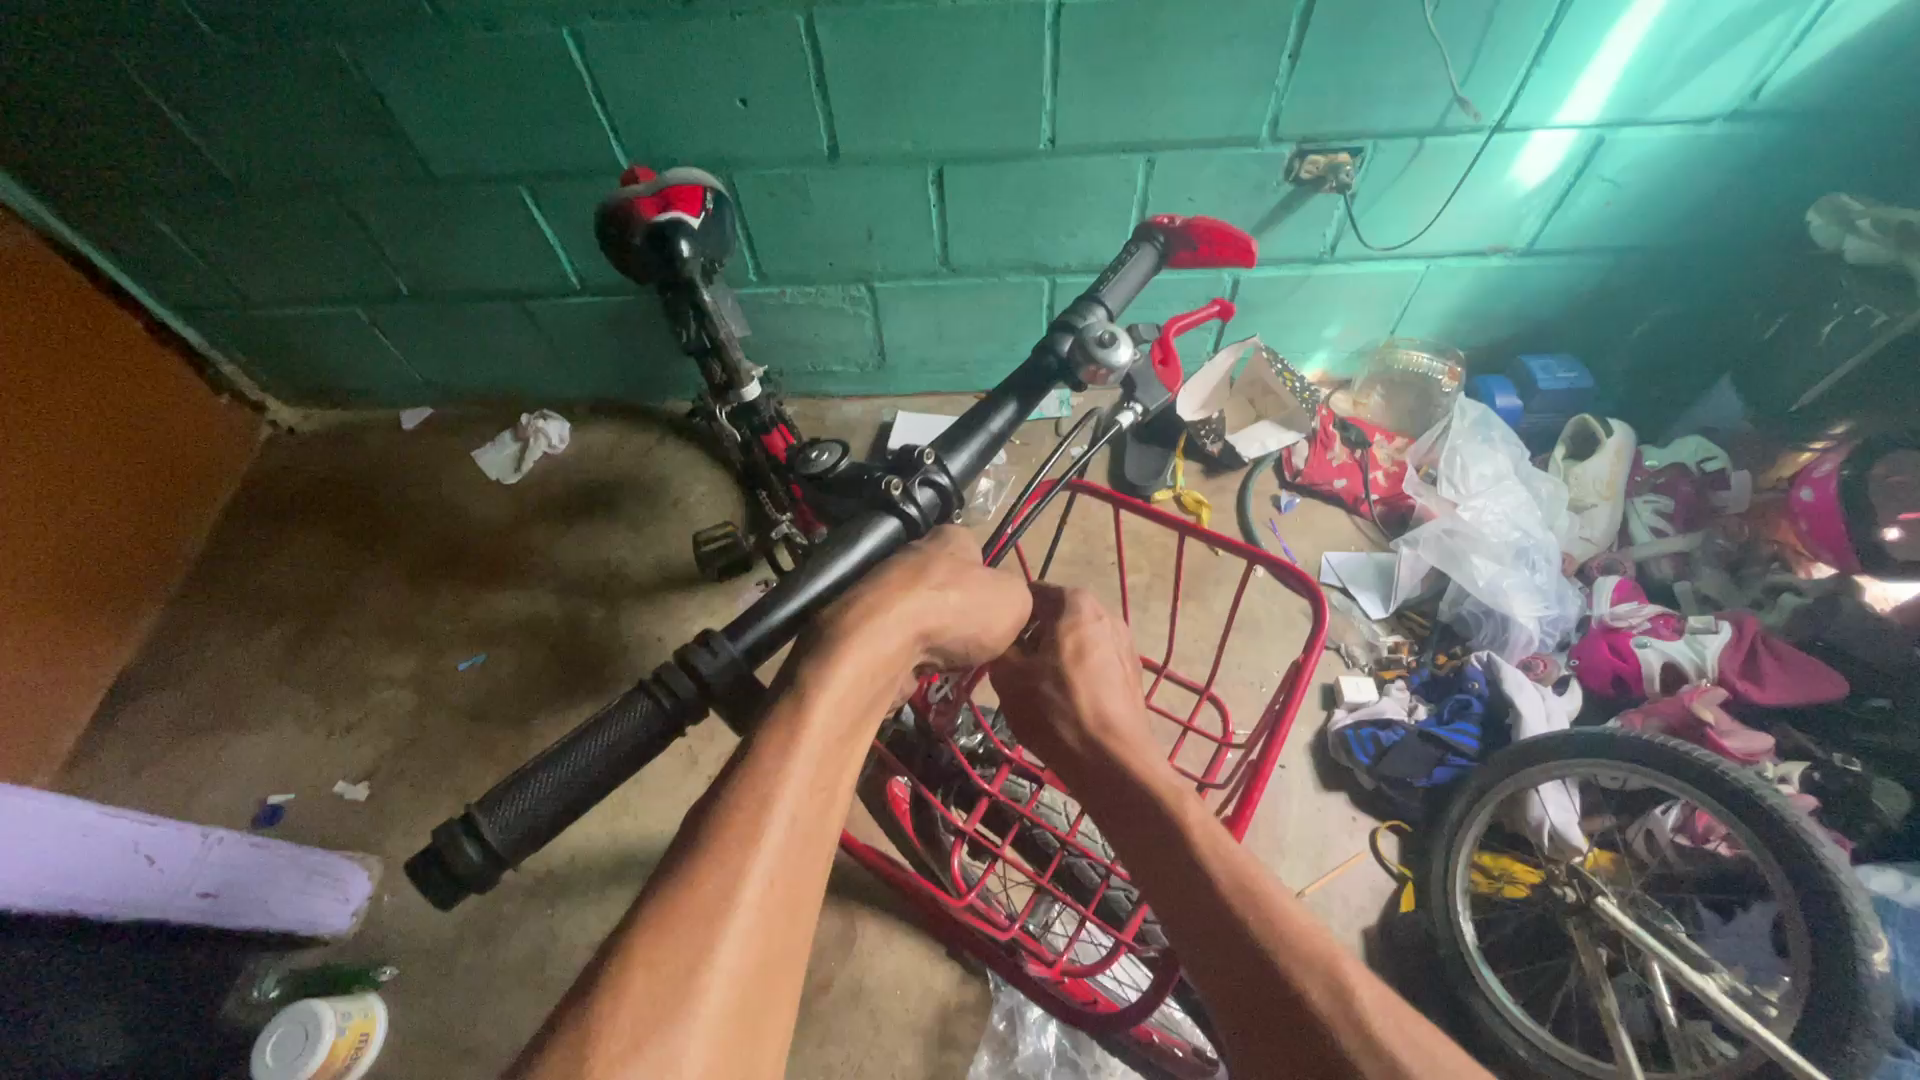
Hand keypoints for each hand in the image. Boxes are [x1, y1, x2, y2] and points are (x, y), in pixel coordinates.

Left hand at [800, 526, 1031, 704]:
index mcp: (950, 537)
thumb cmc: (958, 610)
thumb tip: (1011, 605)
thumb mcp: (1016, 600)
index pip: (977, 550)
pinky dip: (912, 657)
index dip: (992, 579)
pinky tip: (923, 672)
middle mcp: (913, 556)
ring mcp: (885, 590)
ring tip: (953, 663)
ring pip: (924, 617)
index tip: (999, 608)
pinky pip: (900, 642)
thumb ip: (1021, 598)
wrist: (883, 642)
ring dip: (938, 640)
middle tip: (981, 642)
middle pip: (949, 587)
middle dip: (963, 615)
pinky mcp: (866, 625)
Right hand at [987, 584, 1155, 784]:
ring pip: (1075, 639)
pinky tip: (1065, 701)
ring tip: (1036, 687)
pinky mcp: (1131, 671)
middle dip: (1033, 636)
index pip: (1030, 594)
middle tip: (1012, 667)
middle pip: (1055, 616)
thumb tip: (1001, 639)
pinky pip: (1094, 661)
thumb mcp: (1008, 676)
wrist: (1113, 761)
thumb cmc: (1056, 711)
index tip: (995, 642)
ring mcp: (1123, 642)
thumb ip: (1000, 645)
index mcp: (1074, 603)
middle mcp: (1105, 613)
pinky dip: (1076, 672)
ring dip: (1054, 655)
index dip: (1009, 617)